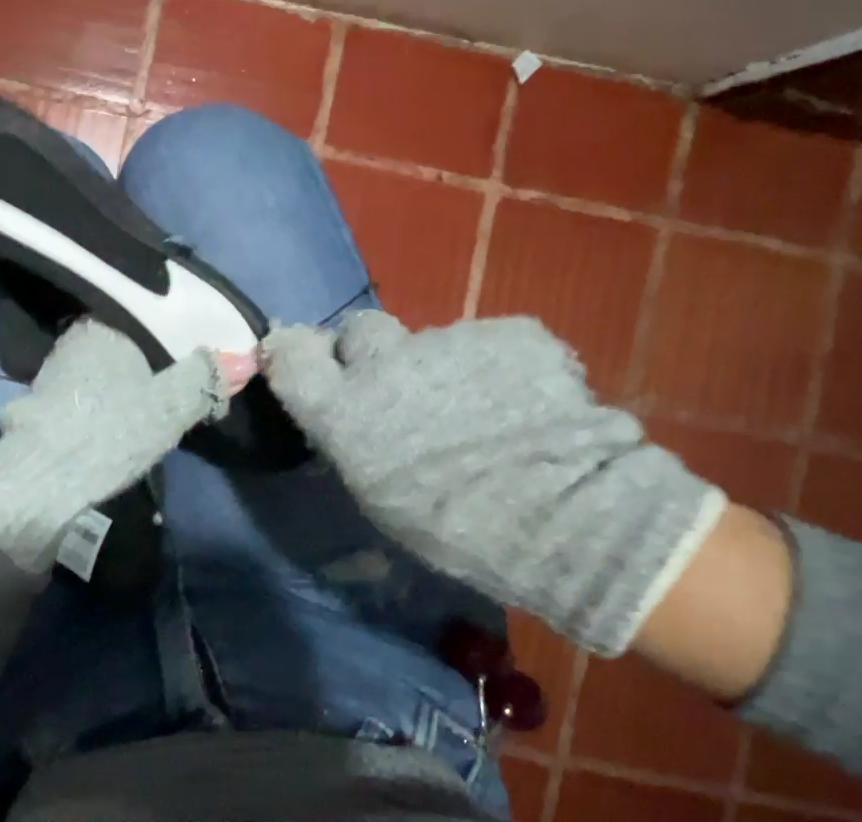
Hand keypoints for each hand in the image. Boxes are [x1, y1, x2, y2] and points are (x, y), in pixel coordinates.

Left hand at [0, 320, 250, 572]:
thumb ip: (205, 379)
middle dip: (145, 364)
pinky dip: (98, 408)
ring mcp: (50, 373)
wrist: (40, 483)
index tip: (190, 358)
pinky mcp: (38, 407)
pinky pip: (80, 397)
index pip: (145, 318)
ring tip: (145, 410)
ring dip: (119, 387)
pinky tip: (111, 428)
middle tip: (173, 387)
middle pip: (121, 345)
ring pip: (99, 372)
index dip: (171, 338)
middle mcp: (72, 339)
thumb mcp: (168, 407)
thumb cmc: (109, 432)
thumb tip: (245, 357)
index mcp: (102, 326)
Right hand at [260, 310, 725, 656]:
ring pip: (433, 342)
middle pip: (361, 330)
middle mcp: (386, 362)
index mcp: (345, 410)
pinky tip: (528, 405)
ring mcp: (450, 340)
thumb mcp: (381, 494)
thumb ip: (355, 437)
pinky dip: (501, 367)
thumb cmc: (462, 531)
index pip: (290, 351)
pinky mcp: (510, 332)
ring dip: (445, 368)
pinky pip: (491, 343)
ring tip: (486, 414)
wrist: (571, 520)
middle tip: (404, 392)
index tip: (312, 366)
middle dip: (374, 353)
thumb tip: (351, 413)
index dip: (296, 353)